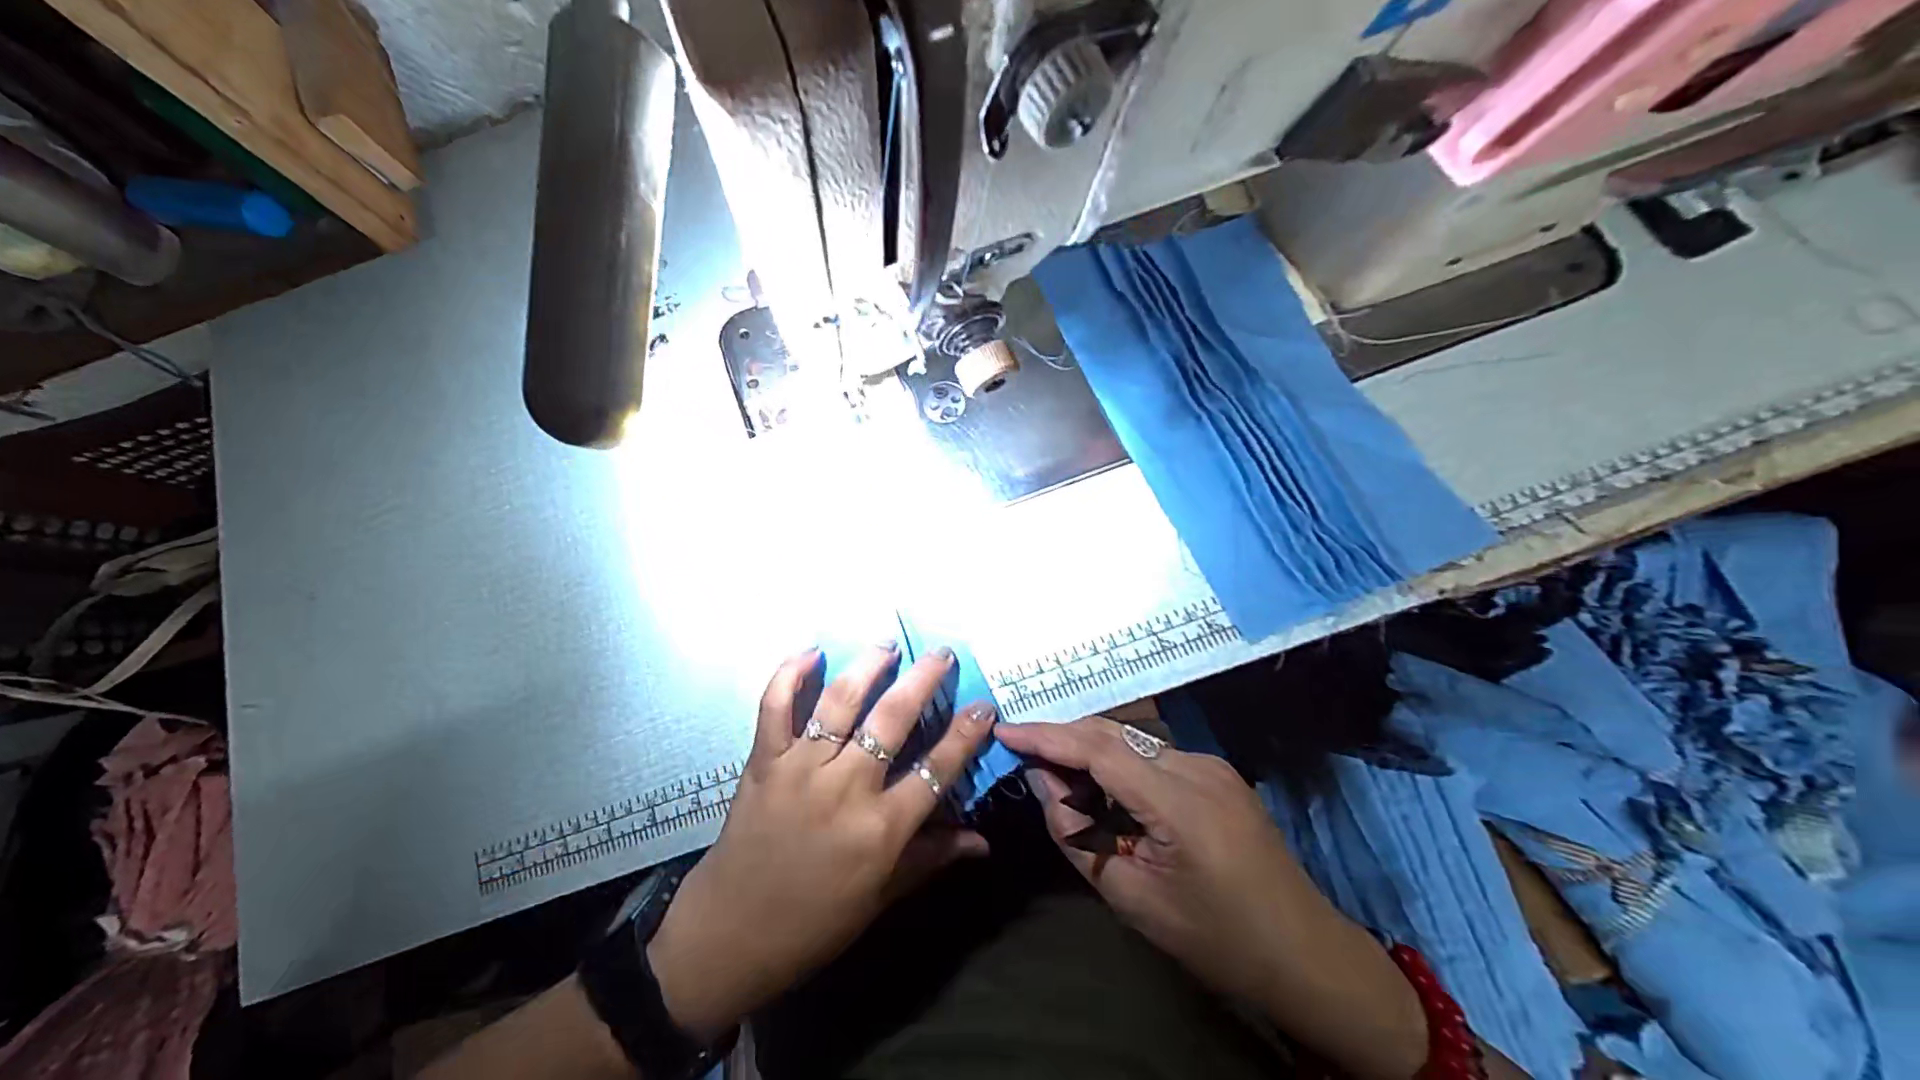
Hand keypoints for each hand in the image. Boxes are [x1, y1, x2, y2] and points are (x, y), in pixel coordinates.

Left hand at [646, 645, 997, 1041]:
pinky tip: (810, 652)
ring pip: (839, 703)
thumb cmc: (815, 922)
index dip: (965, 735)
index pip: (936, 770)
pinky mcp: (763, 762)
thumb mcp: (881, 897)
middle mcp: (845, 789)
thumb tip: (983, 841)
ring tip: (887, 645)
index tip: (983, 706)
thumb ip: (931, 858)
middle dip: (922, 681)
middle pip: (892, 721)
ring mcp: (800, 770)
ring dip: (868, 667)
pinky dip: (789, 676)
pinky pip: (774, 709)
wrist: (731, 935)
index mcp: (881, 829)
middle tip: (940, 654)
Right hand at [997, 716, 1428, 1079]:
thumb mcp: (1134, 899)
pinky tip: (1101, 786)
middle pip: (1115, 734)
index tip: (1005, 731)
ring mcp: (1213, 767)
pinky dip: (1118, 763)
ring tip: (1055, 773)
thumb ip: (1080, 836)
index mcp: (1181, 802)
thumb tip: (1045, 783)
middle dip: (1063, 736)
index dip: (1048, 736)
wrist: (1305, 955)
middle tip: (1020, 750)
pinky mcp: (1219, 775)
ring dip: (1090, 749)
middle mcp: (1198, 768)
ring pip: (1133, 741)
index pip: (1100, 749)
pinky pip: (1154, 756)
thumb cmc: (1217, 940)